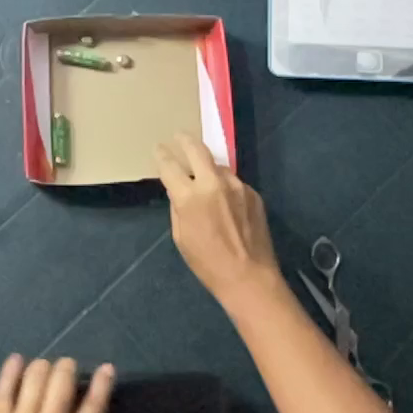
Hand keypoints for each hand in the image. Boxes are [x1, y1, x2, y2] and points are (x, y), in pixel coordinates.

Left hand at [0, 355, 113, 412]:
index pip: (94, 408)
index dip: (102, 384)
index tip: (106, 369)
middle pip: (63, 381)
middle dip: (67, 367)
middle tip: (65, 369)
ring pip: (36, 375)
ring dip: (42, 366)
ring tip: (42, 369)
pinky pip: (5, 386)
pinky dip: (12, 369)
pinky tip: (16, 361)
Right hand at [155, 133, 280, 308]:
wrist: (249, 276)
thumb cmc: (207, 263)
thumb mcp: (181, 237)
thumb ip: (178, 207)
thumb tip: (179, 192)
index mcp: (190, 196)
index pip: (170, 166)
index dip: (162, 155)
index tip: (159, 149)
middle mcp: (214, 184)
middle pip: (197, 150)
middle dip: (185, 140)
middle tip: (179, 136)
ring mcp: (237, 186)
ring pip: (218, 166)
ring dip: (208, 167)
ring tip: (203, 173)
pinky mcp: (253, 193)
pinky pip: (234, 183)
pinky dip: (225, 186)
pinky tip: (225, 200)